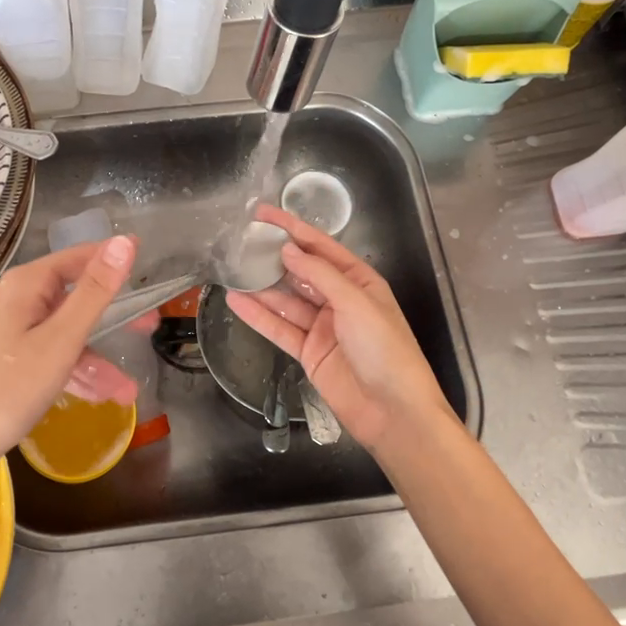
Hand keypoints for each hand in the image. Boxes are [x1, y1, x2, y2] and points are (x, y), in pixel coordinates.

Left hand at [0, 235, 142, 489]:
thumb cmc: (8, 390)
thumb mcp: (62, 340)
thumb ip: (95, 292)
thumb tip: (124, 242)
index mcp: (21, 286)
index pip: (73, 258)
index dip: (108, 259)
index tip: (141, 257)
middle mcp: (4, 300)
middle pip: (66, 299)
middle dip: (108, 319)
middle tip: (147, 329)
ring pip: (54, 334)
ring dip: (91, 359)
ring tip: (125, 391)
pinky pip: (37, 355)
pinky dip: (64, 370)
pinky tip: (91, 397)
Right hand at [225, 204, 453, 453]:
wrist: (393, 411)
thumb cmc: (385, 350)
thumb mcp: (356, 303)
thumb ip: (320, 274)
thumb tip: (287, 250)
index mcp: (359, 281)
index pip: (321, 247)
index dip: (292, 228)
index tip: (263, 214)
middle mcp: (340, 300)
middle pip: (300, 272)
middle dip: (273, 257)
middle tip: (241, 241)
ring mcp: (322, 327)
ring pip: (286, 300)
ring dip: (261, 286)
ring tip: (231, 269)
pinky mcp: (308, 352)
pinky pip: (280, 328)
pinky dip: (259, 316)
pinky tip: (237, 301)